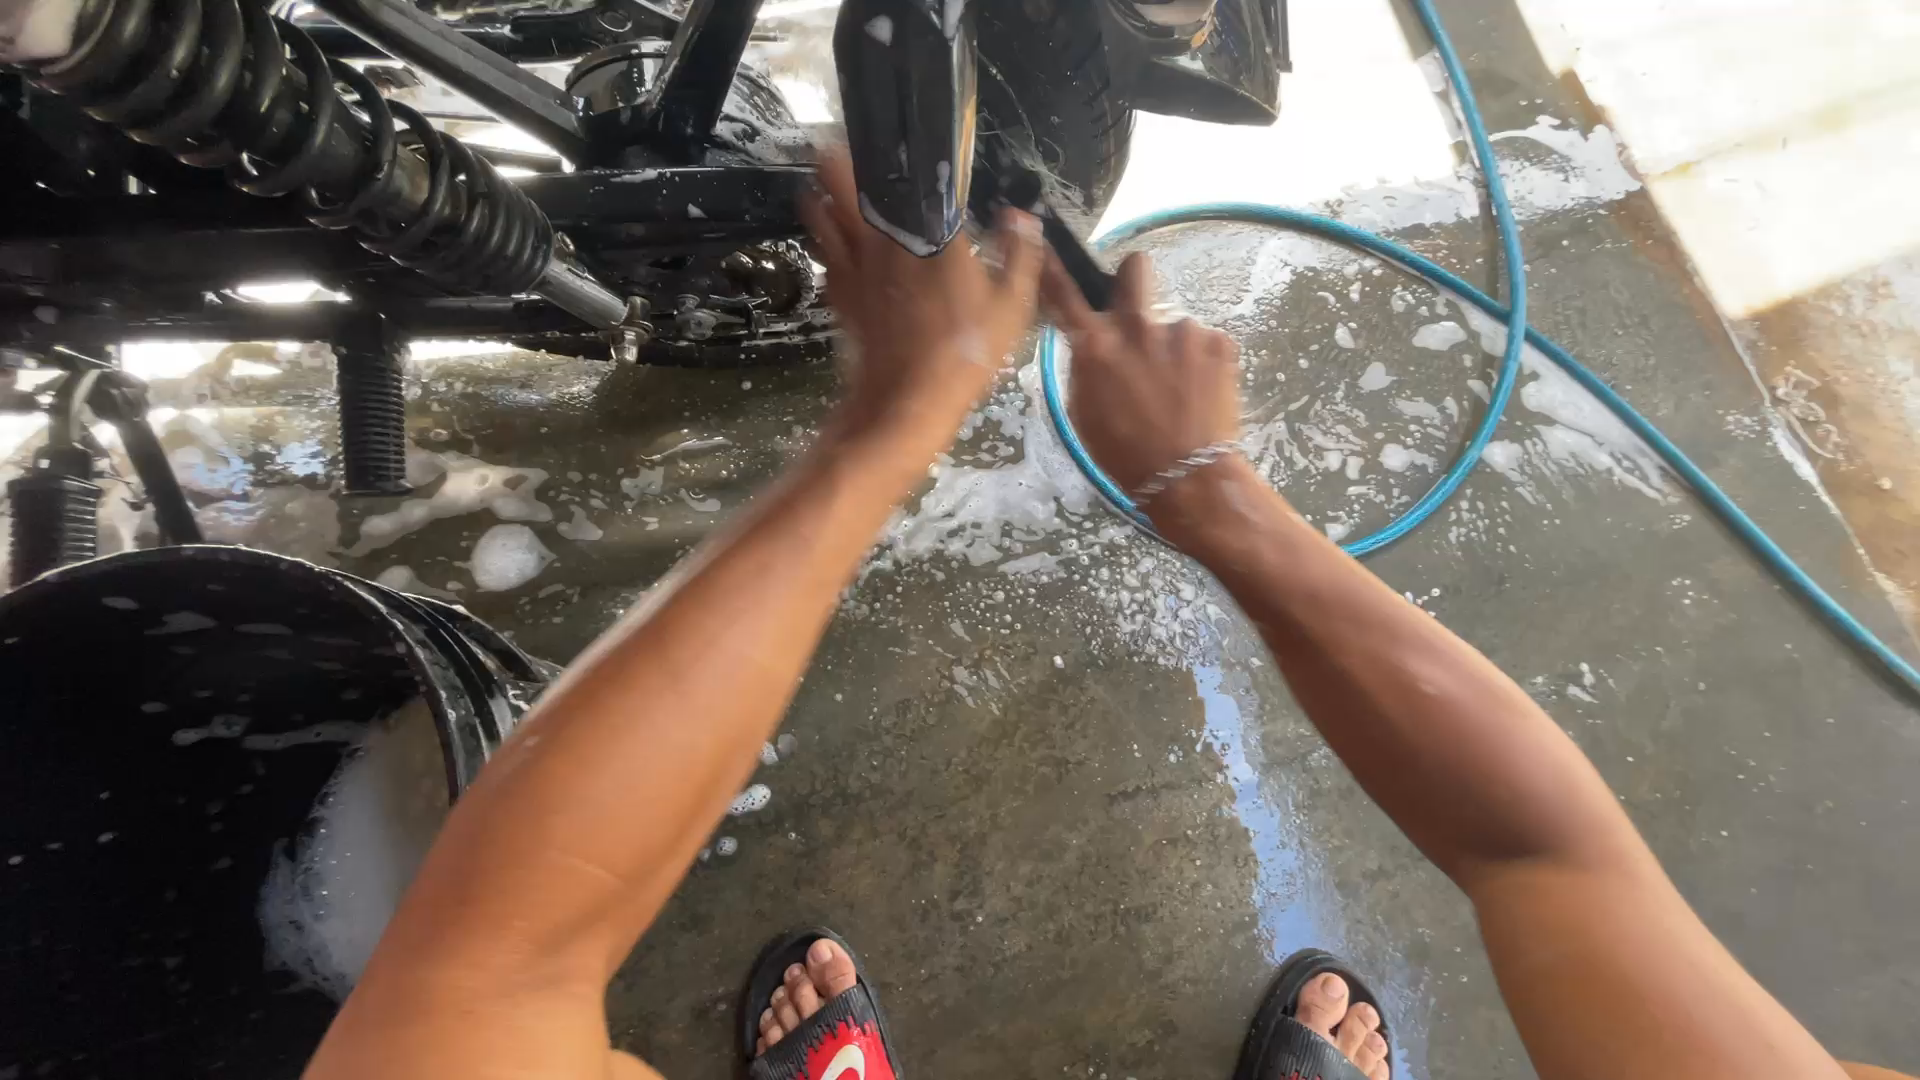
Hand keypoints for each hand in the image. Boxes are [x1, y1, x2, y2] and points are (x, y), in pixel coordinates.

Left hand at [803, 150, 1044, 448]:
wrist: (909, 401)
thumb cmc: (965, 352)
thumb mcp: (1011, 307)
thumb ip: (1021, 256)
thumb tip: (1023, 218)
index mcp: (929, 231)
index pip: (909, 170)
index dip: (901, 145)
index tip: (907, 135)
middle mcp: (882, 237)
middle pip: (843, 173)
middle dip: (847, 155)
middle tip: (862, 153)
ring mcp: (854, 264)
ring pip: (821, 208)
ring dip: (826, 191)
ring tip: (840, 187)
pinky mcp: (839, 293)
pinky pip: (823, 254)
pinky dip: (827, 241)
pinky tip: (840, 244)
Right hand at [1041, 252, 1243, 497]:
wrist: (1187, 479)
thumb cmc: (1124, 455)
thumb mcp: (1084, 414)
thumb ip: (1086, 367)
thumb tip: (1092, 343)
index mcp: (1097, 347)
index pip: (1065, 294)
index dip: (1055, 267)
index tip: (1049, 243)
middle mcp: (1138, 327)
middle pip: (1135, 268)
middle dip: (1133, 282)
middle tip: (1138, 318)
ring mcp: (1183, 331)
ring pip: (1173, 324)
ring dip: (1171, 346)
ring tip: (1178, 390)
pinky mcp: (1220, 343)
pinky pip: (1203, 343)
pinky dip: (1201, 364)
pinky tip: (1199, 395)